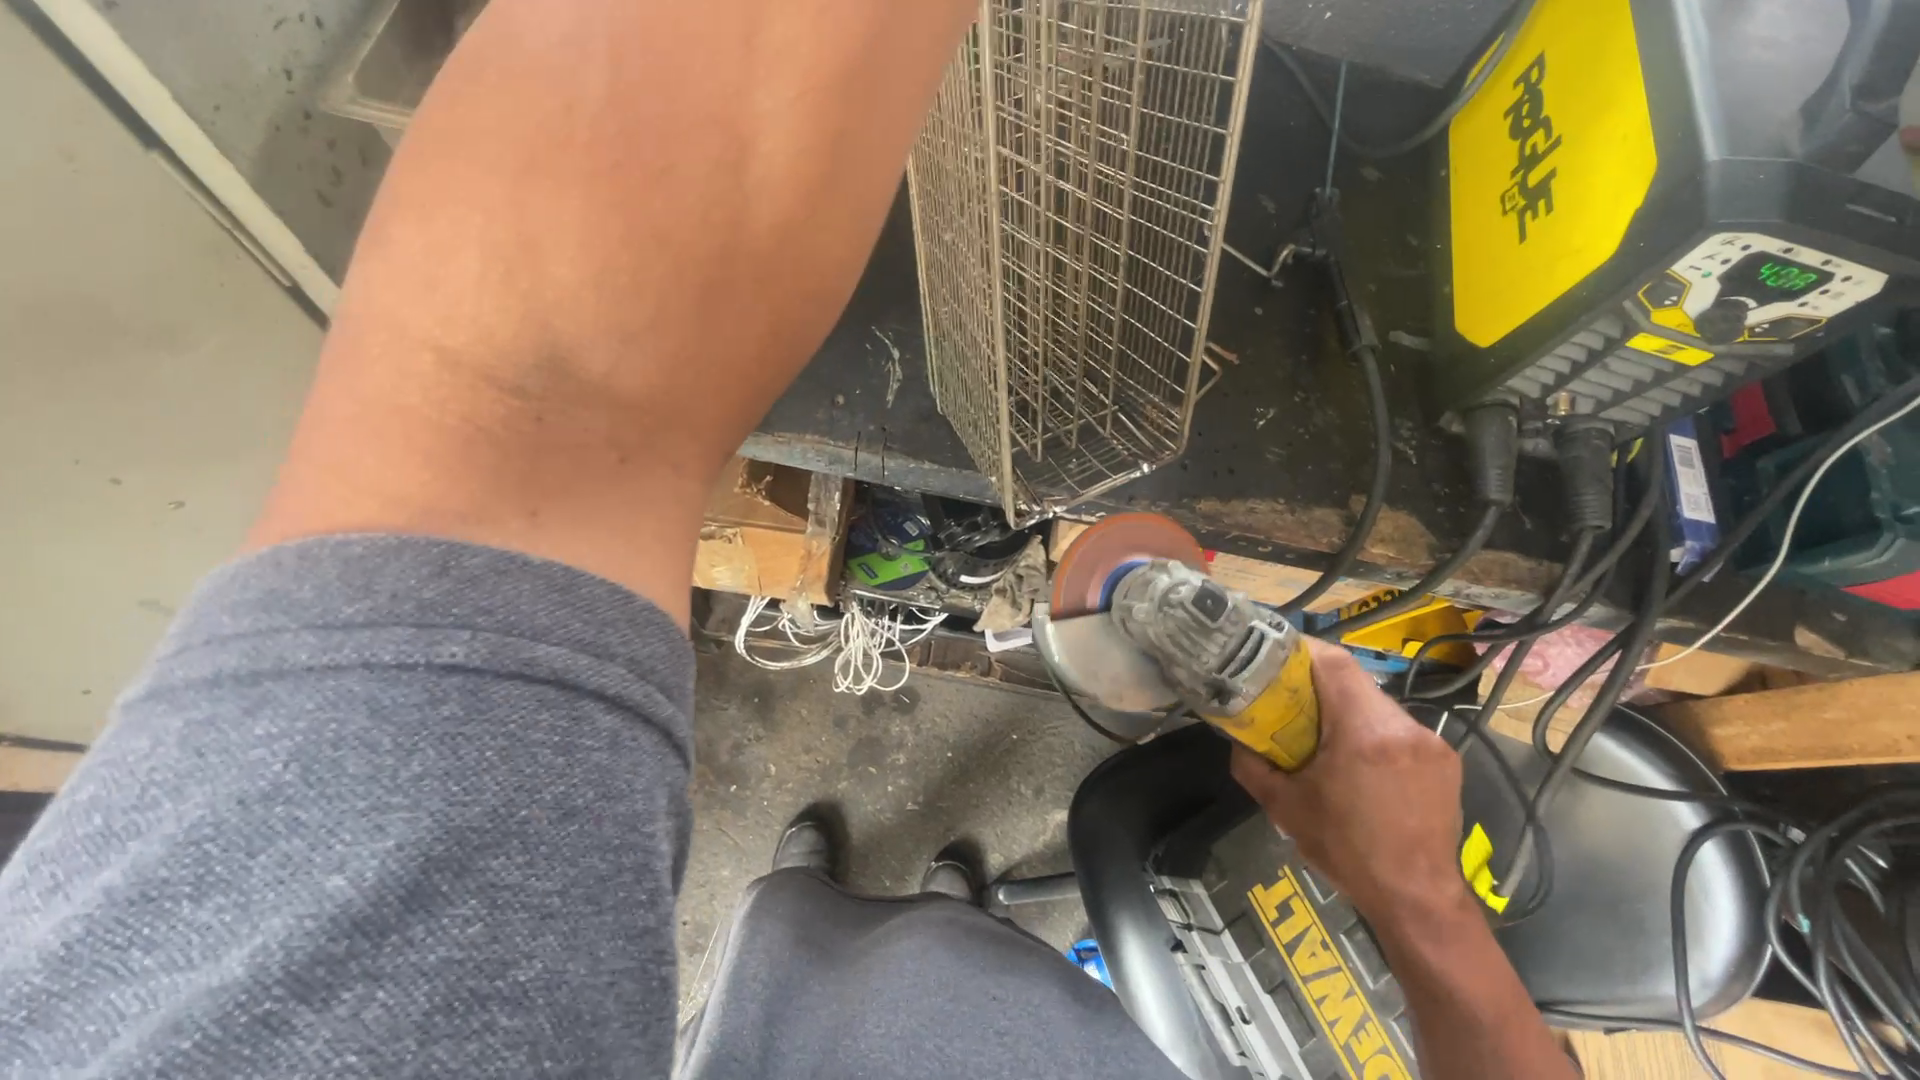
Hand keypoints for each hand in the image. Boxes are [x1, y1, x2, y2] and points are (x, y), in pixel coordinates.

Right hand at [1230, 639, 1473, 927]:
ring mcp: (1431, 742)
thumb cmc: (1345, 851)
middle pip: (1355, 681)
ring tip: (1322, 735)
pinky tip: (1359, 762)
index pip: (1333, 662)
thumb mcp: (1284, 808)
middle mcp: (1402, 727)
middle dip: (1318, 683)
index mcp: (1363, 733)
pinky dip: (1373, 732)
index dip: (1302, 649)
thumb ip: (1252, 764)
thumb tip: (1238, 737)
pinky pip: (1399, 729)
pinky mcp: (1445, 759)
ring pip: (1377, 704)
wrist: (1417, 899)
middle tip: (1289, 698)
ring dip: (1346, 709)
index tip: (1275, 654)